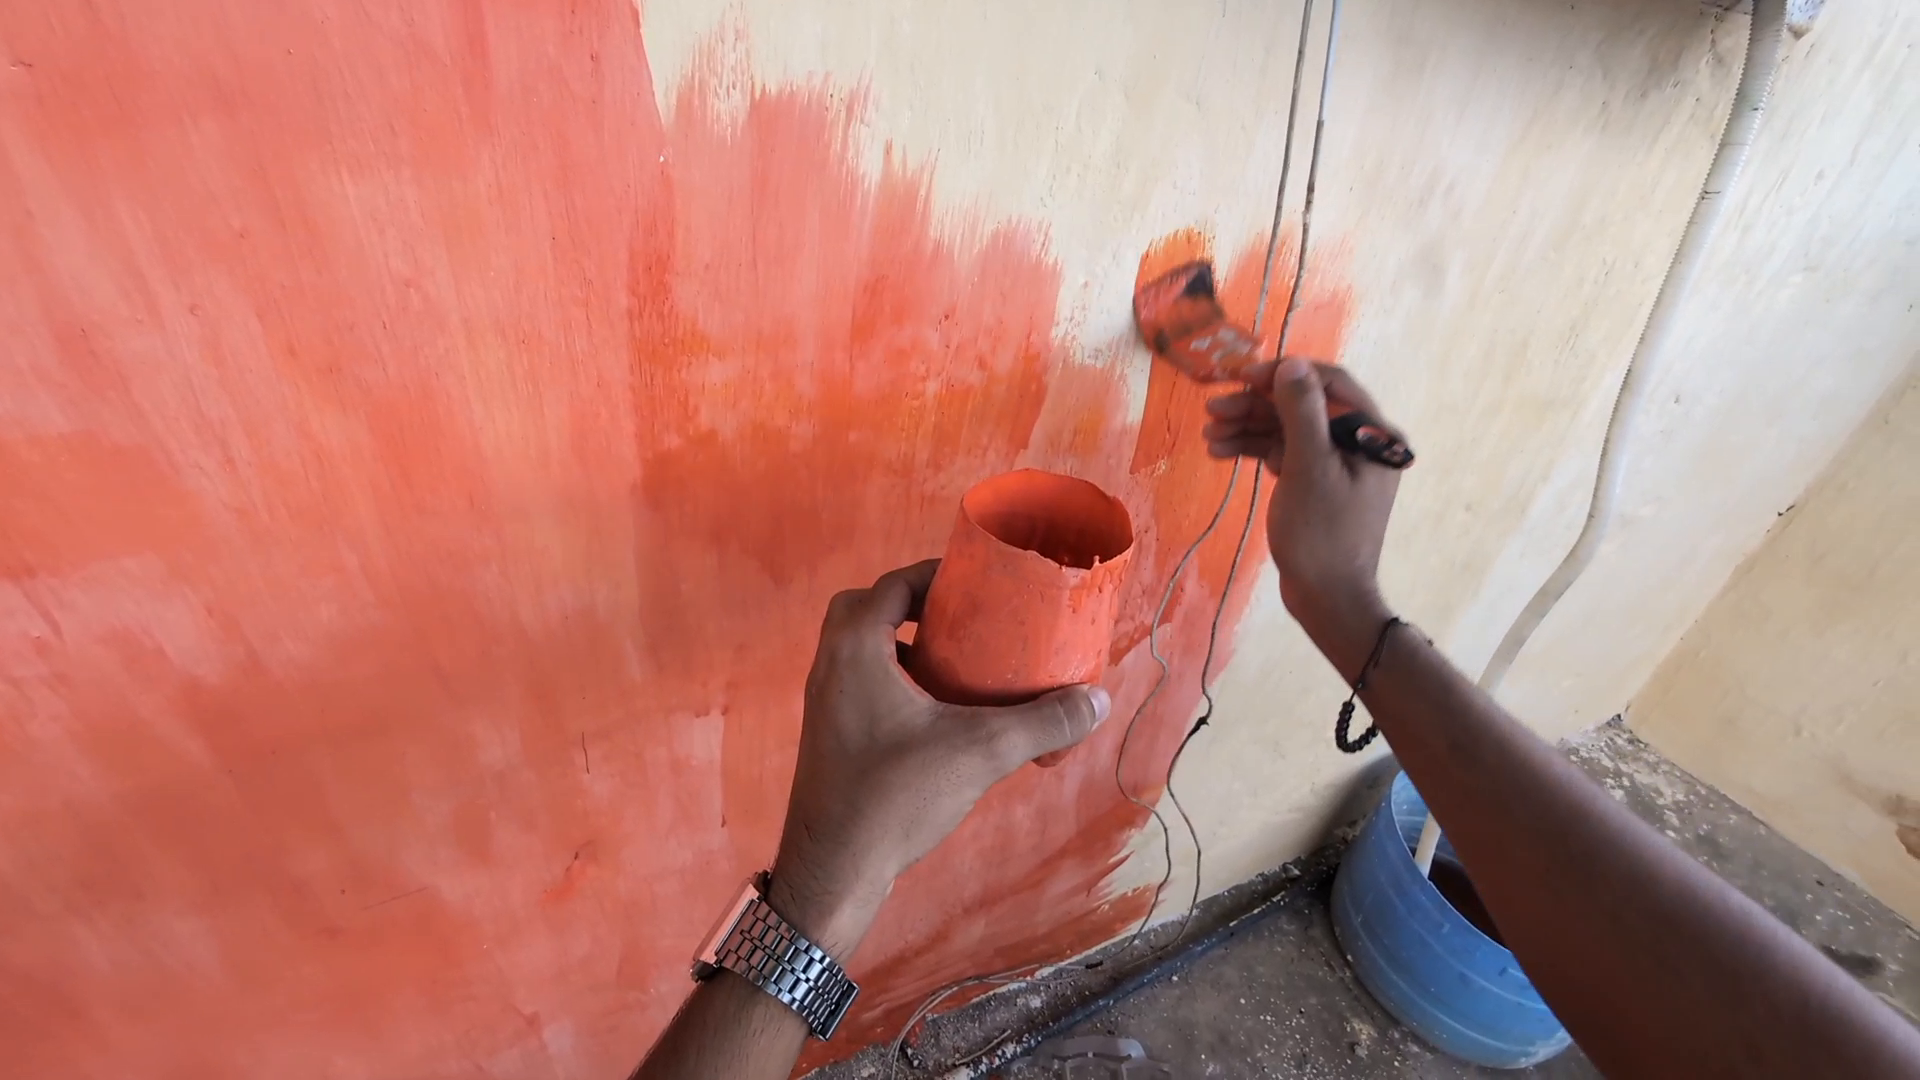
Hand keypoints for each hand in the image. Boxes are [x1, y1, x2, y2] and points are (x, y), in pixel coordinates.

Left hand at [767, 560, 1111, 958]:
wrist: (832, 874)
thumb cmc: (896, 796)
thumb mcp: (979, 751)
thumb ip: (1041, 723)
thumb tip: (1097, 699)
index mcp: (855, 649)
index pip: (892, 585)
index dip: (934, 575)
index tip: (976, 584)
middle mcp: (830, 665)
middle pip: (868, 608)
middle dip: (914, 605)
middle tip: (962, 618)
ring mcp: (824, 701)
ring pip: (861, 647)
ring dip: (903, 641)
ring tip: (954, 658)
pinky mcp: (829, 733)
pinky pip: (861, 680)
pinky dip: (895, 677)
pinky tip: (934, 709)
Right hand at [1203, 357, 1401, 678]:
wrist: (1327, 597)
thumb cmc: (1322, 534)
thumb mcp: (1309, 468)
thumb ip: (1301, 412)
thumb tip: (1290, 363)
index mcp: (1371, 433)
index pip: (1329, 383)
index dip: (1284, 375)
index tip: (1241, 378)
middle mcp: (1357, 442)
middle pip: (1302, 406)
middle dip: (1256, 405)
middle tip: (1213, 409)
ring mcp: (1335, 464)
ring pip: (1287, 430)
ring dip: (1247, 428)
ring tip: (1209, 435)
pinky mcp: (1314, 483)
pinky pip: (1282, 454)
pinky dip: (1253, 450)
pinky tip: (1221, 451)